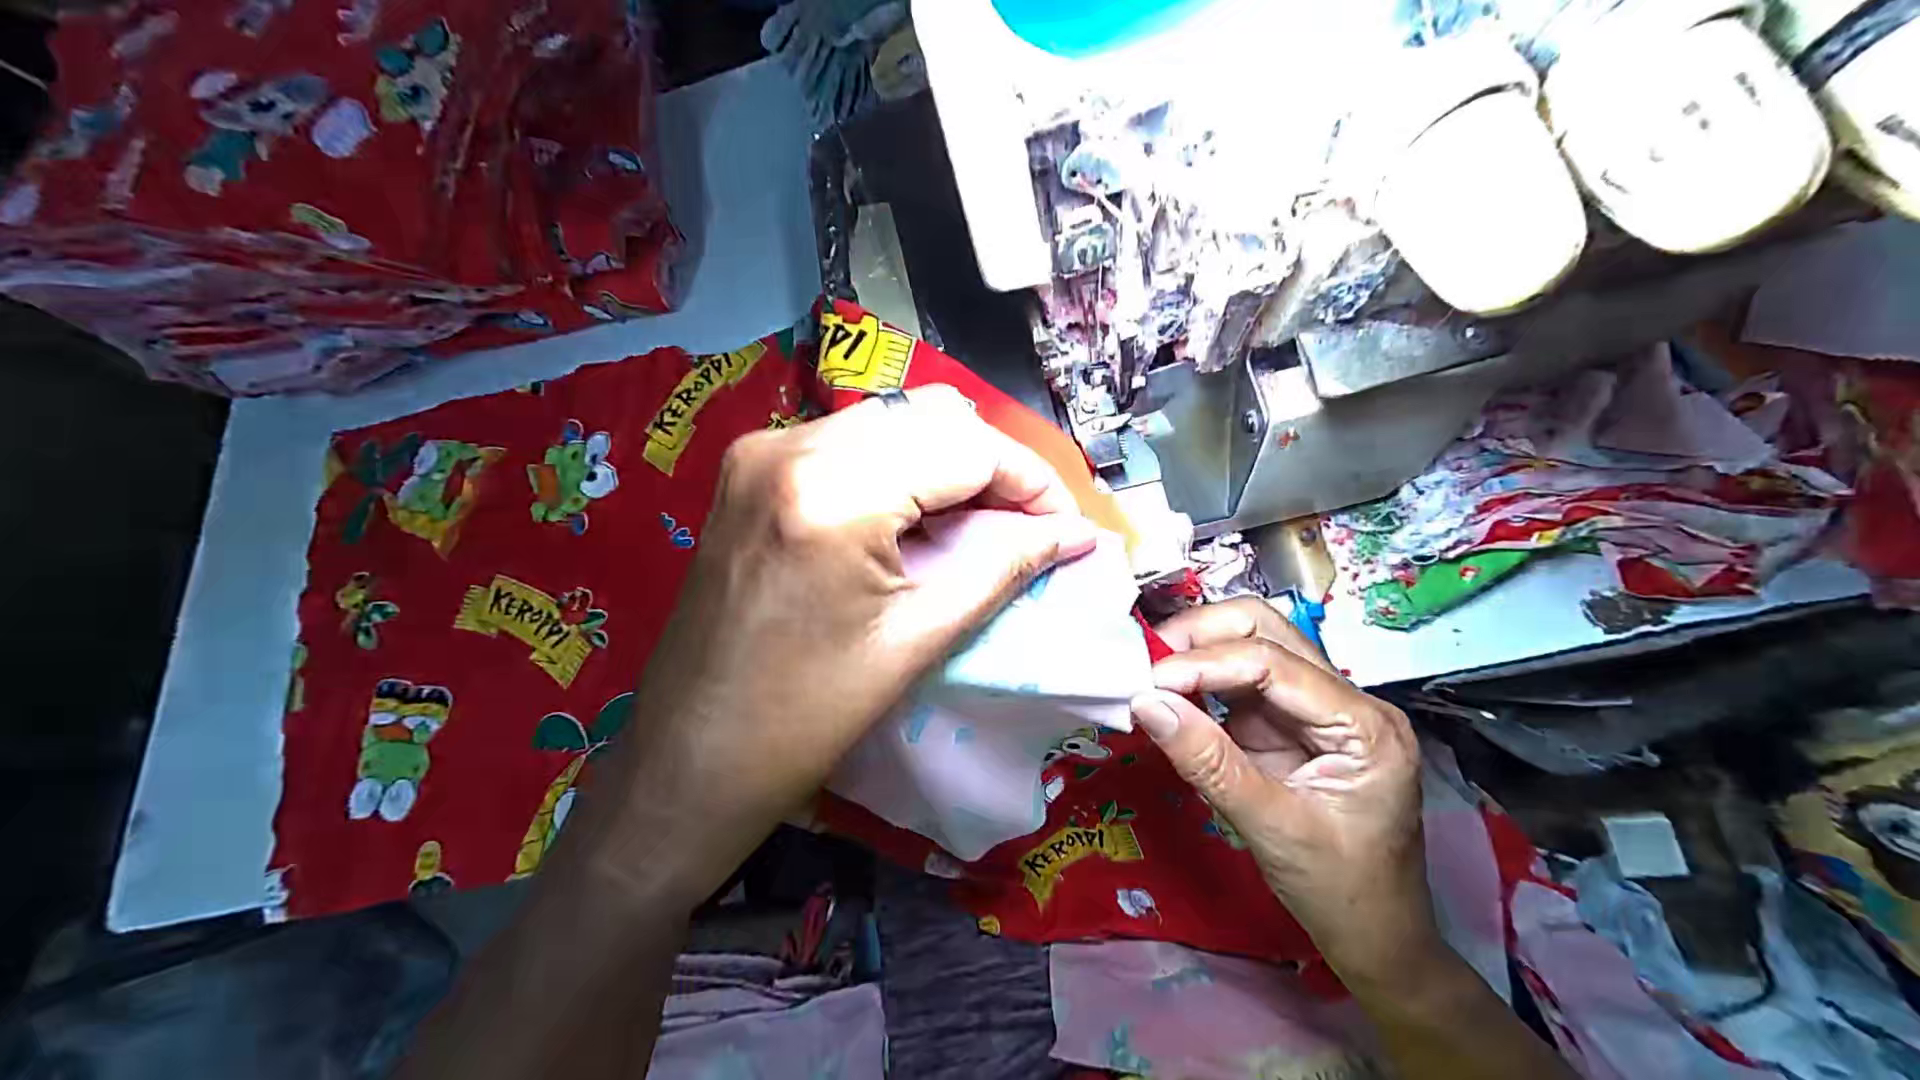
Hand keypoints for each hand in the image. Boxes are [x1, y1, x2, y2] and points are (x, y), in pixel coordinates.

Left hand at [574, 385, 1097, 908]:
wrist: (688, 757)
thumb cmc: (805, 719)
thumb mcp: (917, 641)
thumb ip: (1003, 568)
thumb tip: (1076, 535)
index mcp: (833, 492)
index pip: (965, 446)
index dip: (1030, 480)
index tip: (1065, 525)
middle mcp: (790, 446)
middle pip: (929, 418)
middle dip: (992, 467)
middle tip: (1026, 527)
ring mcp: (761, 451)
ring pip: (890, 421)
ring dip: (947, 463)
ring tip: (980, 525)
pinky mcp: (748, 468)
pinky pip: (849, 442)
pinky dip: (899, 468)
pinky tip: (917, 518)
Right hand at [1129, 596, 1435, 979]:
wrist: (1374, 936)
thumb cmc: (1342, 890)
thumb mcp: (1271, 828)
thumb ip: (1208, 762)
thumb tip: (1146, 703)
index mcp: (1365, 724)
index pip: (1274, 663)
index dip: (1206, 663)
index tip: (1150, 680)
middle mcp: (1345, 699)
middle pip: (1269, 630)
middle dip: (1204, 634)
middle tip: (1149, 657)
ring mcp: (1314, 706)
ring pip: (1252, 643)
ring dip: (1198, 649)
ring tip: (1151, 669)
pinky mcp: (1285, 720)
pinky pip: (1238, 680)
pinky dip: (1200, 677)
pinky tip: (1170, 689)